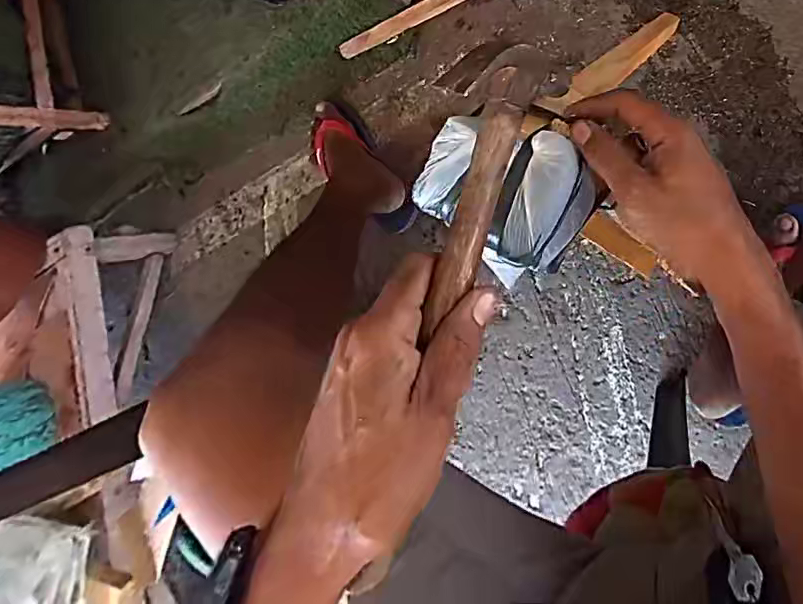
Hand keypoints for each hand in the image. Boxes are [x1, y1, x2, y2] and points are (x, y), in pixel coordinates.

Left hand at [258, 254, 496, 593]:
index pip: (419, 266)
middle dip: (443, 314)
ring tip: (436, 393)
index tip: (476, 294)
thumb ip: (459, 344)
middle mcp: (355, 334)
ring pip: (400, 321)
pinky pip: (384, 346)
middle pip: (411, 292)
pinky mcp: (341, 377)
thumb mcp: (436, 410)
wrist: (320, 535)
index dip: (453, 272)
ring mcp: (344, 355)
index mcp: (378, 333)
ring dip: (427, 341)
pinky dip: (408, 359)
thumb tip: (483, 297)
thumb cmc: (377, 482)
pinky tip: (415, 404)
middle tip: (459, 360)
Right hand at [568, 90, 769, 293]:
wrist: (728, 264)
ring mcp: (684, 159)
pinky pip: (649, 164)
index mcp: (671, 132)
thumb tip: (581, 127)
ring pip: (639, 145)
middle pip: (632, 121)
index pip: (625, 102)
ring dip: (613, 155)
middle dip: (601, 131)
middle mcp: (680, 138)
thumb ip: (605, 155)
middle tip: (574, 146)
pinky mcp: (684, 180)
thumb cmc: (683, 226)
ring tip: (592, 176)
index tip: (566, 117)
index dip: (592, 105)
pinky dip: (628, 172)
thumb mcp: (634, 190)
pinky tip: (615, 193)